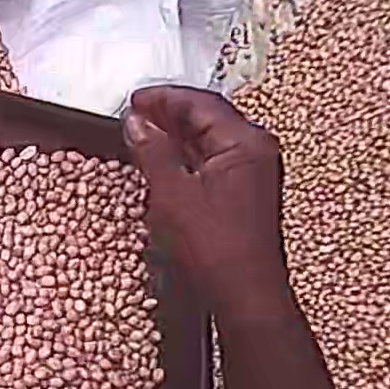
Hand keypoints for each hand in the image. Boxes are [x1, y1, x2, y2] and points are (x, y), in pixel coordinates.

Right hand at [125, 86, 292, 321]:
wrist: (242, 290)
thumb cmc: (212, 244)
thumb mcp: (173, 193)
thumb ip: (153, 152)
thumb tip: (136, 122)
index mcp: (245, 143)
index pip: (202, 104)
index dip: (165, 98)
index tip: (134, 99)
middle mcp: (254, 150)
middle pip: (209, 117)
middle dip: (170, 112)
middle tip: (134, 112)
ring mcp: (250, 172)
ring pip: (208, 139)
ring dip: (175, 133)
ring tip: (142, 131)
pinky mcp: (240, 192)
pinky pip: (210, 160)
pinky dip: (184, 154)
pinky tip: (161, 160)